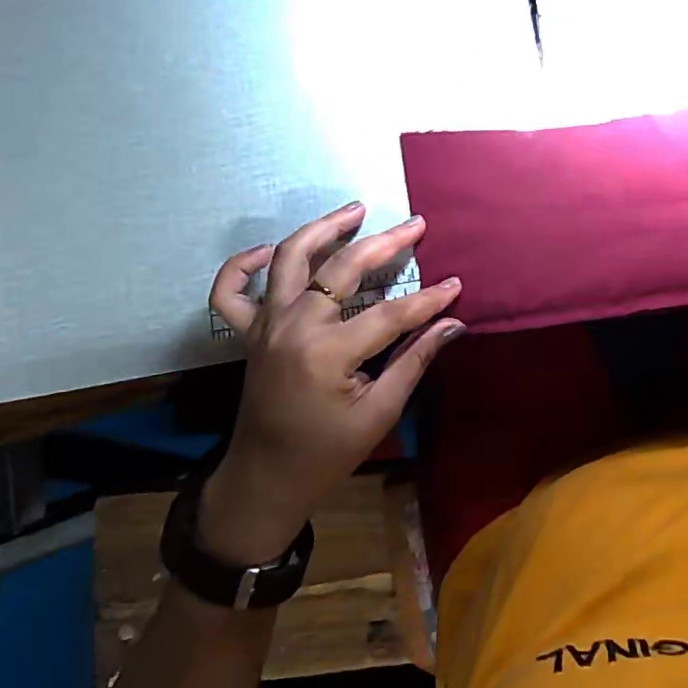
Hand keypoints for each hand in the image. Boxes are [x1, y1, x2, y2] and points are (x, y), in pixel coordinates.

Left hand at [198, 203, 464, 563]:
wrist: (266, 477)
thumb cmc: (329, 451)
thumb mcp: (381, 412)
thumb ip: (415, 360)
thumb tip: (453, 325)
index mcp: (327, 353)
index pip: (391, 313)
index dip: (428, 298)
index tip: (456, 284)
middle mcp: (292, 327)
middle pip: (341, 269)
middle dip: (384, 243)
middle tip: (415, 224)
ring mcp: (264, 326)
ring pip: (287, 259)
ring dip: (322, 229)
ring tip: (354, 209)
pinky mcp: (248, 333)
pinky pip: (231, 289)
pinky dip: (245, 263)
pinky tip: (273, 251)